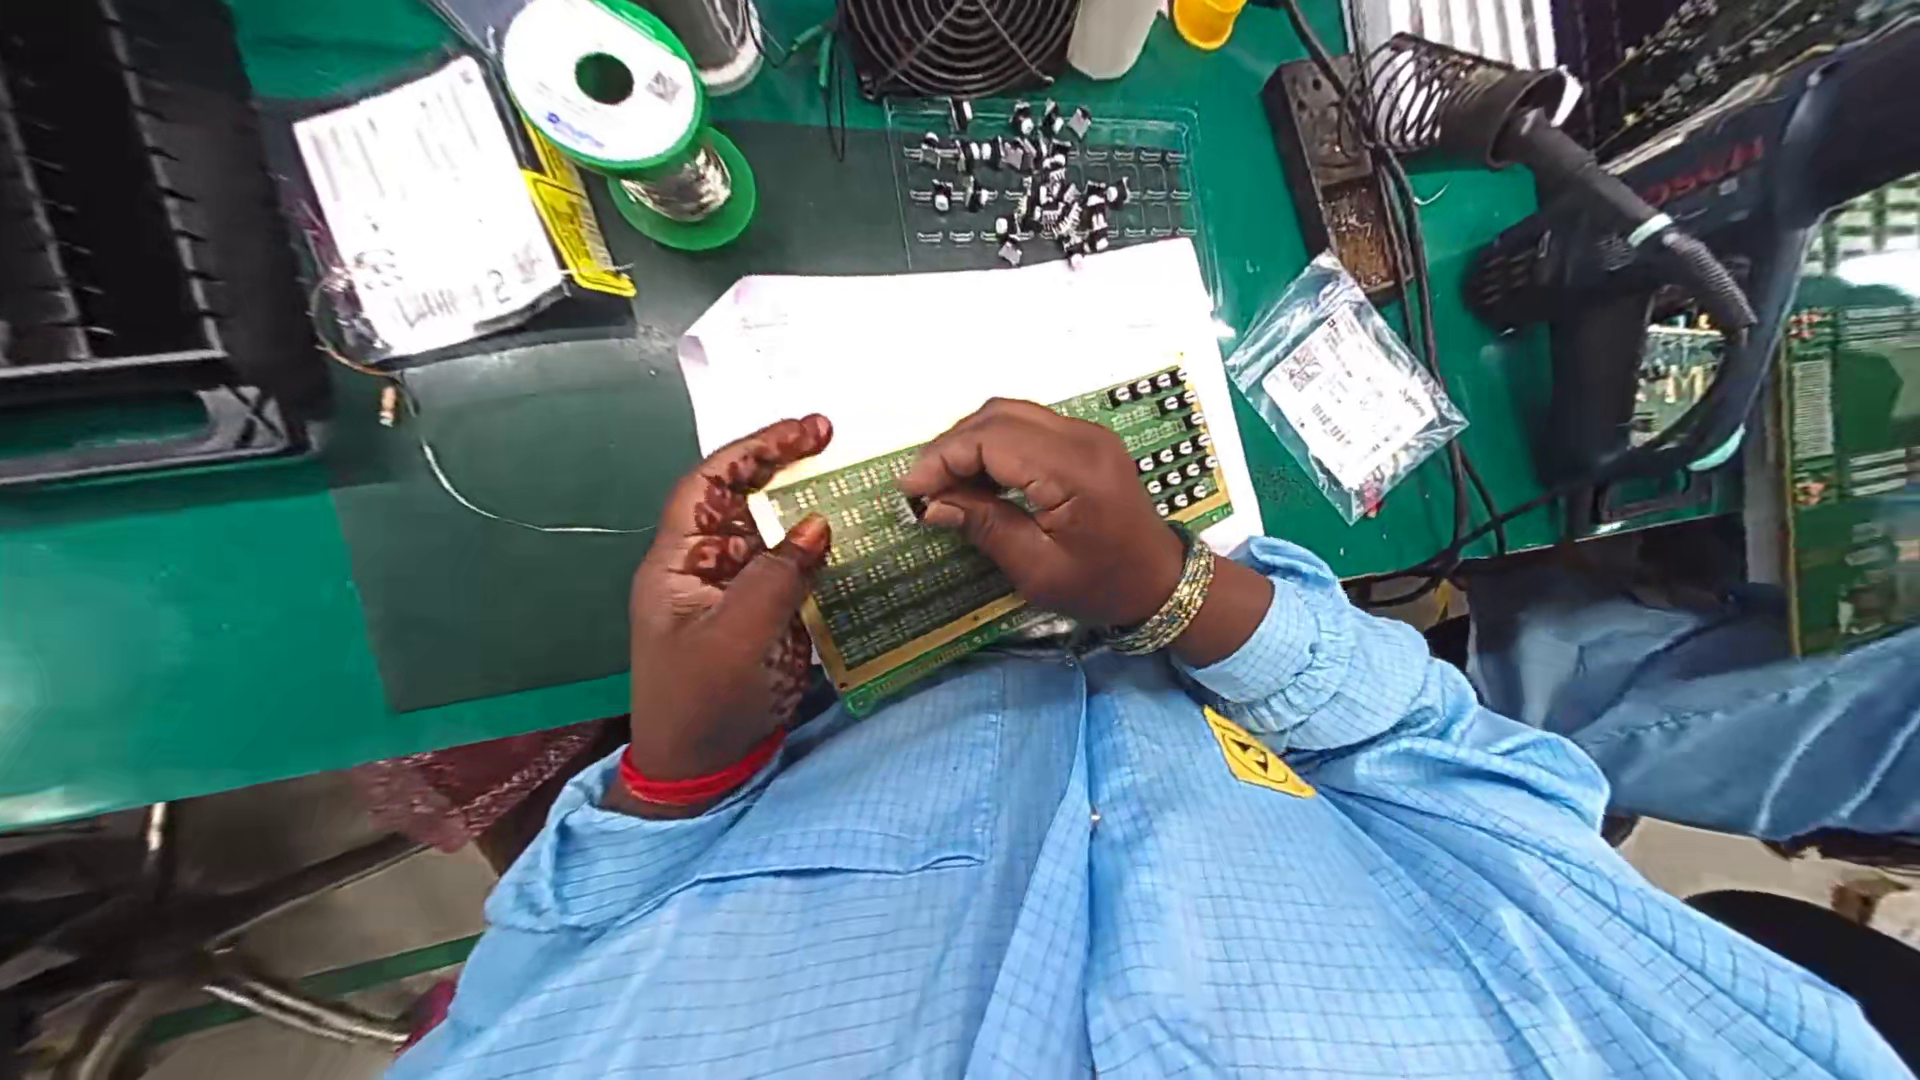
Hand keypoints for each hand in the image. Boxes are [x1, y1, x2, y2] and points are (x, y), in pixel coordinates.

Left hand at [620, 415, 832, 815]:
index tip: (802, 431)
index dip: (752, 450)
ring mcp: (743, 586)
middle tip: (828, 435)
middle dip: (782, 462)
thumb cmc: (701, 702)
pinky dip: (824, 548)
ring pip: (776, 529)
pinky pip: (798, 566)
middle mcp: (711, 563)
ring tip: (848, 476)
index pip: (710, 484)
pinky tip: (851, 535)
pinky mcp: (770, 609)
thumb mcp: (735, 638)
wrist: (704, 764)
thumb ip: (776, 576)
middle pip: (744, 497)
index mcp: (681, 560)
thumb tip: (817, 524)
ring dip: (808, 502)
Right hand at [898, 398, 1270, 664]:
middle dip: (951, 446)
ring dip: (970, 441)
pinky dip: (994, 443)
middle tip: (924, 487)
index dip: (943, 458)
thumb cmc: (1102, 585)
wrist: (1161, 581)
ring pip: (1010, 413)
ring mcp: (1087, 433)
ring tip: (946, 482)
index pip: (993, 439)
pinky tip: (979, 476)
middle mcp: (1082, 438)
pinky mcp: (1086, 440)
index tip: (911, 491)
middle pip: (998, 415)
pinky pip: (1028, 425)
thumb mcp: (1037, 570)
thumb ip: (984, 527)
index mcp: (1075, 472)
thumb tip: (933, 504)